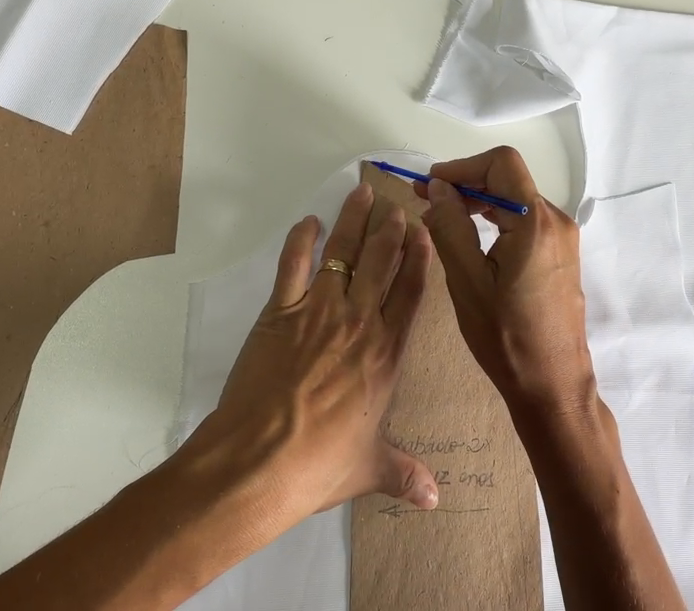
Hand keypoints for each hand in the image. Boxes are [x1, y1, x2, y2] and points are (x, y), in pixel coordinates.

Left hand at [181, 183, 438, 527]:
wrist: (258, 462)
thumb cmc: (319, 465)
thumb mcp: (369, 469)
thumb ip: (404, 475)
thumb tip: (435, 501)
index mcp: (385, 355)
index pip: (410, 295)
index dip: (419, 260)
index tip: (424, 232)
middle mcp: (358, 324)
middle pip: (381, 263)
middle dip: (391, 230)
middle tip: (397, 205)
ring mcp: (318, 312)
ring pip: (342, 254)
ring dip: (353, 221)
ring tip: (362, 193)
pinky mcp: (279, 312)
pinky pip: (293, 265)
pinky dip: (300, 239)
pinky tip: (308, 222)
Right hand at [417, 147, 594, 414]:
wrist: (553, 385)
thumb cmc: (506, 337)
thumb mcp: (466, 281)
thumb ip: (450, 226)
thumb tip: (440, 187)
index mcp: (535, 222)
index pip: (501, 163)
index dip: (462, 166)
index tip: (431, 184)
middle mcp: (556, 221)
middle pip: (508, 179)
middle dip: (465, 183)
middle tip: (425, 199)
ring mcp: (563, 238)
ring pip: (516, 199)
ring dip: (479, 200)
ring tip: (442, 217)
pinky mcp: (561, 255)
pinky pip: (525, 221)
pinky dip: (495, 219)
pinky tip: (470, 236)